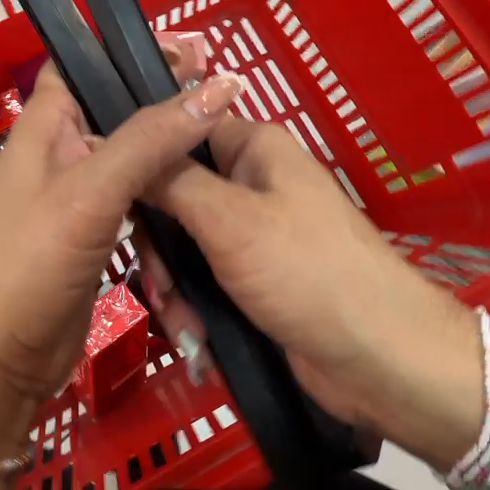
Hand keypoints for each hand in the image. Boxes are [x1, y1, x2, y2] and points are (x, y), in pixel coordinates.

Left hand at [0, 37, 239, 453]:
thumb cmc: (30, 262)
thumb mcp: (92, 191)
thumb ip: (153, 138)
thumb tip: (220, 84)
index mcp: (46, 123)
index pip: (85, 63)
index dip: (130, 51)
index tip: (191, 49)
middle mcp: (62, 150)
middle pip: (120, 111)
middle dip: (168, 106)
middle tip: (228, 97)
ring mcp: (79, 196)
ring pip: (137, 163)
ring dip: (174, 165)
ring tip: (227, 151)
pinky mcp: (95, 237)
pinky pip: (140, 210)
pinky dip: (166, 217)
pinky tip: (202, 214)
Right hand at [147, 115, 483, 462]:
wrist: (381, 362)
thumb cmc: (307, 272)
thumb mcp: (229, 219)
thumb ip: (170, 179)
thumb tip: (122, 137)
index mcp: (252, 146)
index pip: (178, 128)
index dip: (141, 156)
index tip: (108, 191)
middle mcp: (249, 181)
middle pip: (172, 192)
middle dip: (157, 242)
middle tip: (155, 280)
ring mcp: (250, 231)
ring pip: (182, 241)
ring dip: (173, 283)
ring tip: (180, 321)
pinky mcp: (252, 277)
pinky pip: (202, 277)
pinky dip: (193, 304)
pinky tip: (195, 337)